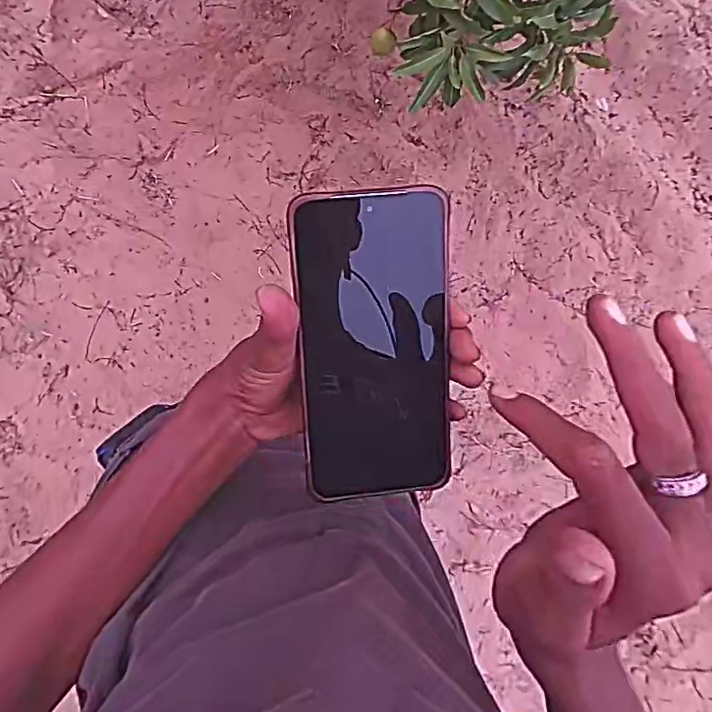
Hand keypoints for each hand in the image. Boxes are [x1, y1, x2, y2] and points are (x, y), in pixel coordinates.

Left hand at [189, 285, 485, 443]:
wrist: (245, 416)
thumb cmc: (251, 374)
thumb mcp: (264, 347)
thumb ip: (275, 326)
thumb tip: (273, 297)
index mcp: (334, 313)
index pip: (389, 295)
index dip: (426, 301)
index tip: (449, 310)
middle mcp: (352, 333)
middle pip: (411, 328)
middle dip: (446, 335)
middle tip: (465, 348)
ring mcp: (360, 363)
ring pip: (414, 360)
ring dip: (445, 364)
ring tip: (466, 374)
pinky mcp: (361, 392)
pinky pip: (403, 392)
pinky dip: (429, 399)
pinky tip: (448, 405)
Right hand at [490, 295, 711, 672]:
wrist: (583, 638)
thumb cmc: (551, 621)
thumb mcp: (536, 613)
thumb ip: (561, 589)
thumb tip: (588, 554)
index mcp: (653, 573)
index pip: (602, 473)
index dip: (550, 428)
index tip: (506, 400)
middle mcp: (693, 546)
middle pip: (676, 445)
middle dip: (636, 371)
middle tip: (604, 311)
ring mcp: (702, 523)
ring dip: (690, 374)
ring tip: (667, 321)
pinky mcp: (697, 503)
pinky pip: (710, 442)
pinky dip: (696, 392)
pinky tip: (679, 351)